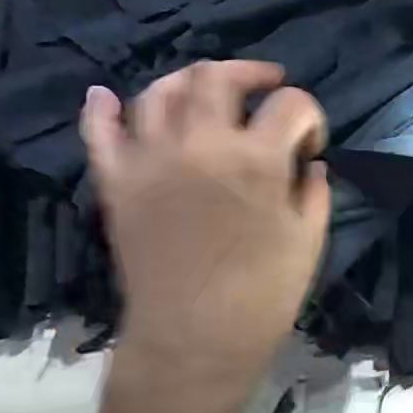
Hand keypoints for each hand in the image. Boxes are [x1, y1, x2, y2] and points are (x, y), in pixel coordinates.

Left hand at [80, 61, 329, 406]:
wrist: (195, 339)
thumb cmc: (264, 292)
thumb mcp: (309, 236)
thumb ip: (312, 187)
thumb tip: (307, 161)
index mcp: (258, 158)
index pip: (292, 104)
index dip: (311, 117)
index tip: (311, 145)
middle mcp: (202, 145)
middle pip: (218, 77)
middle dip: (252, 73)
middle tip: (269, 87)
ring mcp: (152, 161)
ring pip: (160, 91)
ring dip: (189, 80)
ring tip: (209, 90)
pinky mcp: (117, 183)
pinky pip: (100, 134)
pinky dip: (101, 109)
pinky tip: (108, 95)